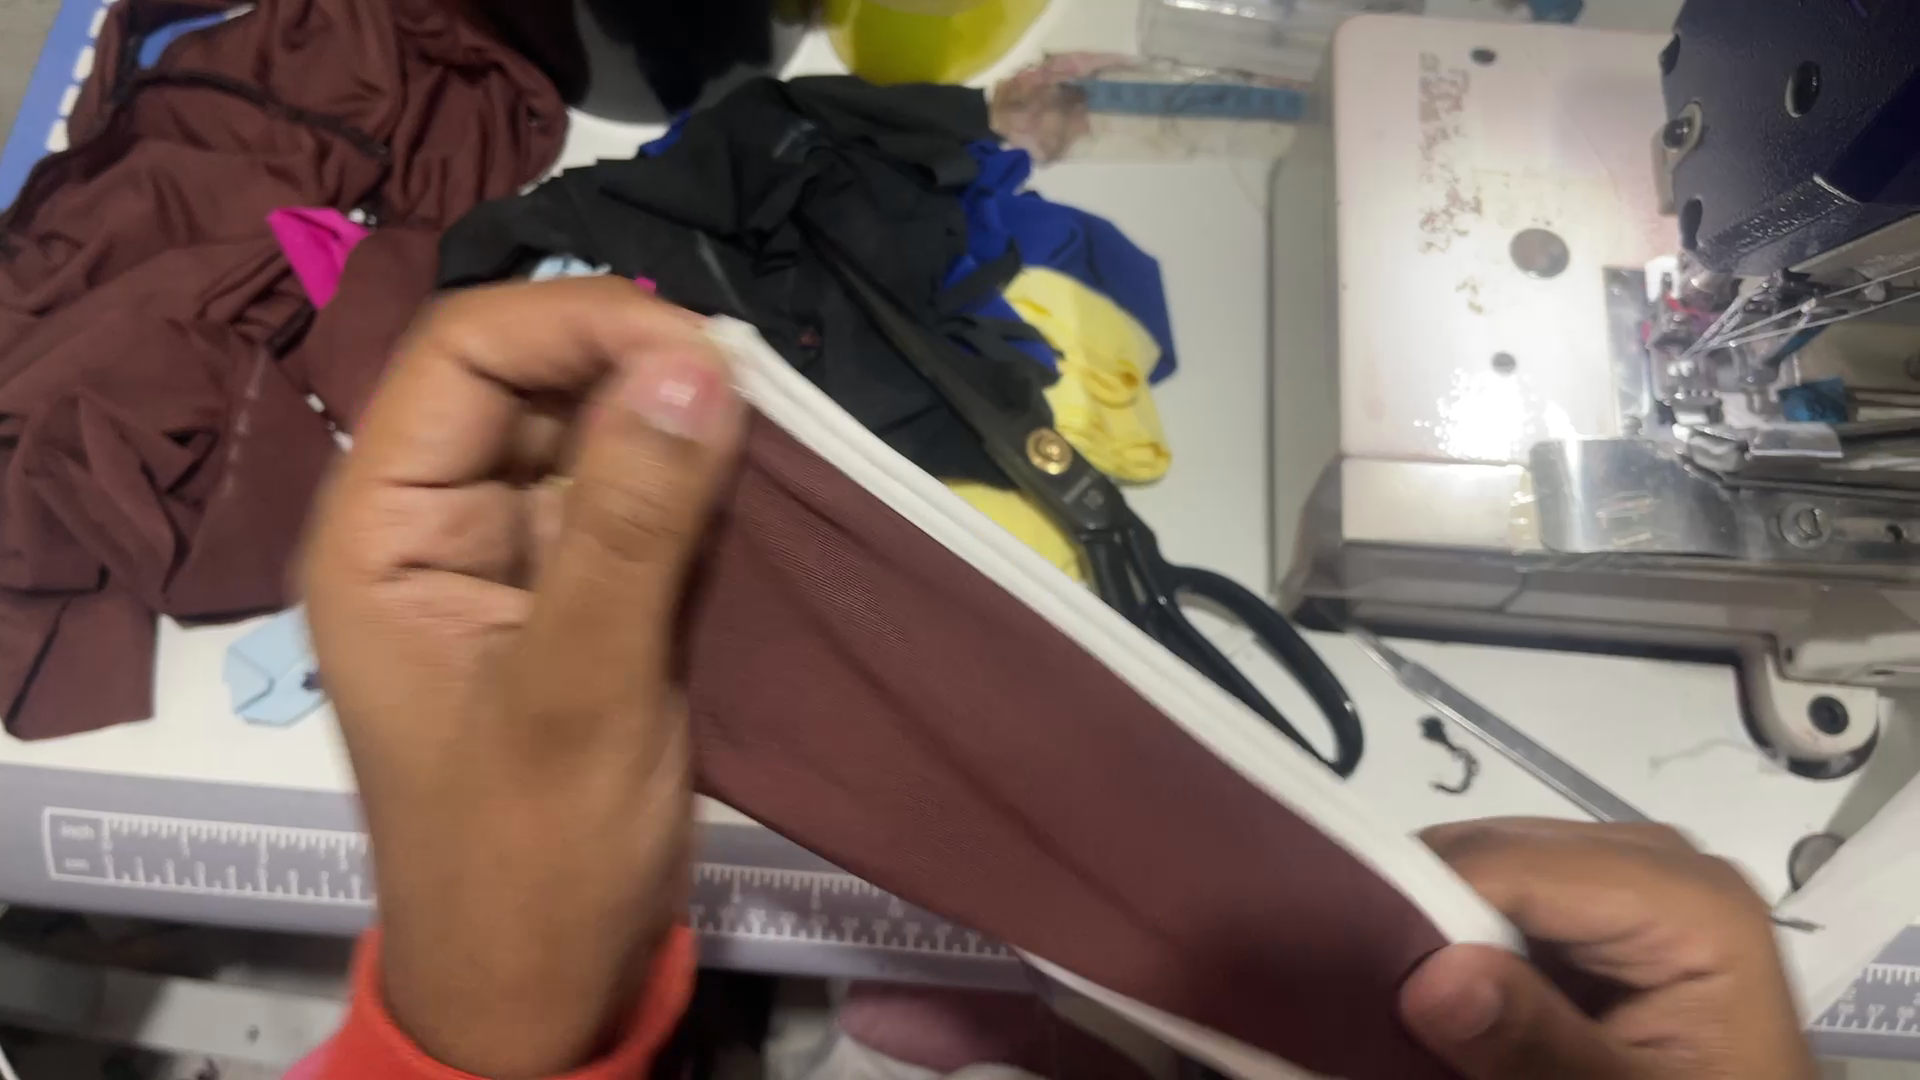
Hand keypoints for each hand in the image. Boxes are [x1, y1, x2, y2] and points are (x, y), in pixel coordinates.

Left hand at [303, 278, 743, 1077]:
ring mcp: (529, 552)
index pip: (470, 354)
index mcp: (391, 527)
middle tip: (754, 389)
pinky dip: (701, 477)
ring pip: (600, 433)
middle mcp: (450, 517)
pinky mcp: (596, 586)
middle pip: (538, 380)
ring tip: (767, 424)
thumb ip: (633, 524)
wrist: (553, 967)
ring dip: (681, 419)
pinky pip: (645, 496)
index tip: (708, 355)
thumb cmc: (538, 849)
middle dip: (642, 364)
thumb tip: (698, 367)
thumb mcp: (583, 686)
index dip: (585, 324)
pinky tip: (755, 477)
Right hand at [1400, 819, 1816, 1079]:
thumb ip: (1541, 1048)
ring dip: (1430, 914)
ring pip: (1470, 855)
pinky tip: (1453, 971)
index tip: (1375, 968)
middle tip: (1386, 981)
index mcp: (1685, 898)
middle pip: (1483, 850)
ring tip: (1416, 982)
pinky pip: (1486, 876)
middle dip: (1423, 908)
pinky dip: (1452, 920)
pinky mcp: (1585, 882)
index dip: (1427, 907)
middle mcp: (1649, 854)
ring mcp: (1615, 862)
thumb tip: (1430, 978)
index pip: (1506, 866)